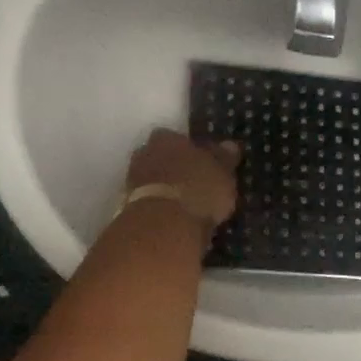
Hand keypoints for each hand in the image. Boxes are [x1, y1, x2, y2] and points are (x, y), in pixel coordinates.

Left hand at [124, 128, 240, 225]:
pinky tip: (175, 217)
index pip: (178, 138)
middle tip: (195, 185)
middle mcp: (145, 151)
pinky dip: (161, 206)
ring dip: (167, 188)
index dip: (191, 151)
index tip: (203, 165)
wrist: (165, 223)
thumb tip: (230, 144)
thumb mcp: (222, 173)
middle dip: (176, 169)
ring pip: (155, 179)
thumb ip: (224, 158)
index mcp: (168, 138)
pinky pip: (150, 200)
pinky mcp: (130, 204)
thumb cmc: (198, 189)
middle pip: (162, 157)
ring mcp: (134, 178)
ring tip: (186, 205)